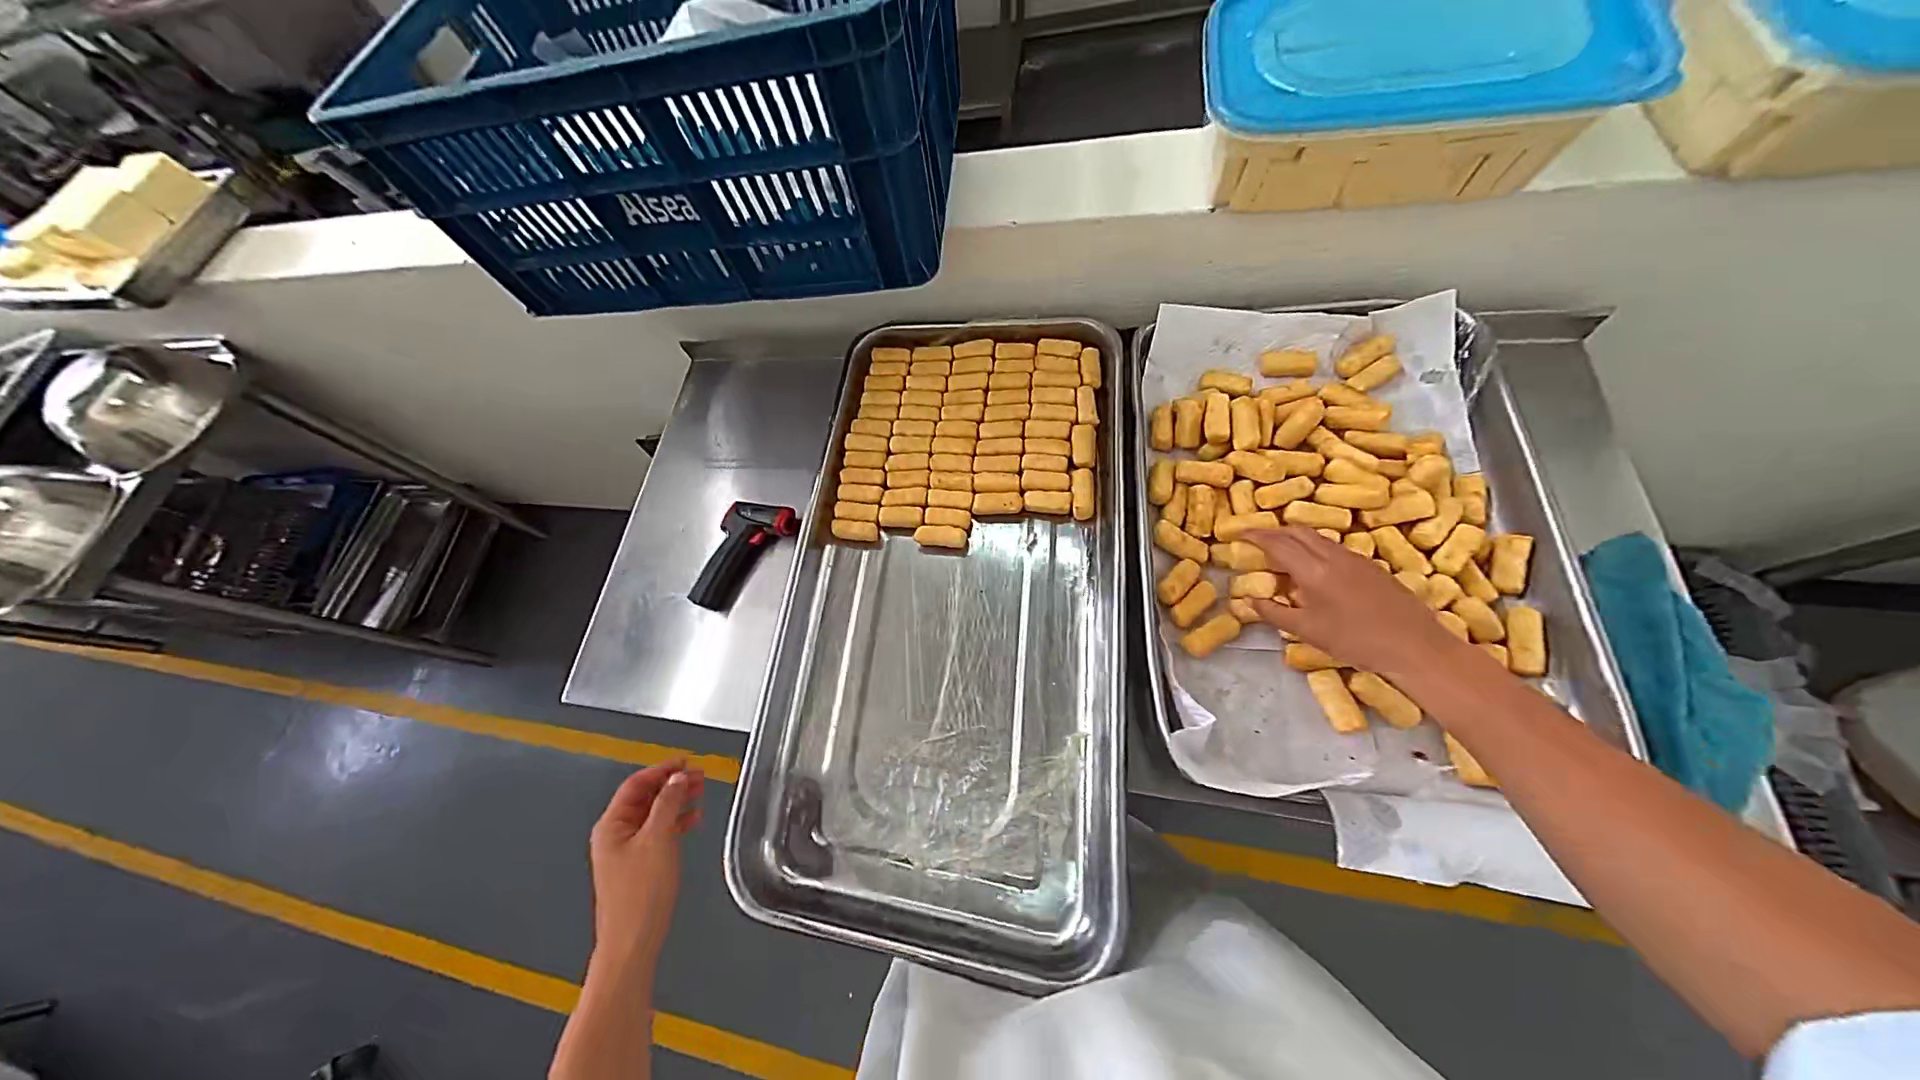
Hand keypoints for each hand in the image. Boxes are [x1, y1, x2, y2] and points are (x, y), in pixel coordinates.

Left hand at [588, 761, 704, 962]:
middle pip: (645, 797)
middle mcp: (616, 835)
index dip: (661, 769)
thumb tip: (676, 778)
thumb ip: (668, 804)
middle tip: (697, 775)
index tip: (684, 762)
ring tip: (699, 791)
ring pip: (655, 813)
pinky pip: (660, 831)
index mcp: (611, 826)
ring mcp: (628, 850)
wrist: (633, 941)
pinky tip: (693, 819)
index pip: (635, 784)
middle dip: (671, 783)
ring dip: (677, 800)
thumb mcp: (657, 840)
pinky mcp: (641, 863)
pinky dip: (677, 821)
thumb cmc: (639, 895)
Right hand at [1243, 527, 1470, 680]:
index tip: (1239, 533)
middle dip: (1274, 531)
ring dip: (1294, 537)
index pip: (1278, 543)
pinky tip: (1313, 566)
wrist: (1415, 646)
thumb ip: (1275, 613)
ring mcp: (1355, 558)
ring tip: (1280, 550)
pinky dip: (1313, 547)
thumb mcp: (1308, 631)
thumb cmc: (1356, 641)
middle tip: (1256, 539)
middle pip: (1298, 532)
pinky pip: (1333, 547)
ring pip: (1317, 537)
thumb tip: (1250, 600)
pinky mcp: (1370, 566)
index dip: (1256, 536)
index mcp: (1314, 570)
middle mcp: (1334, 556)